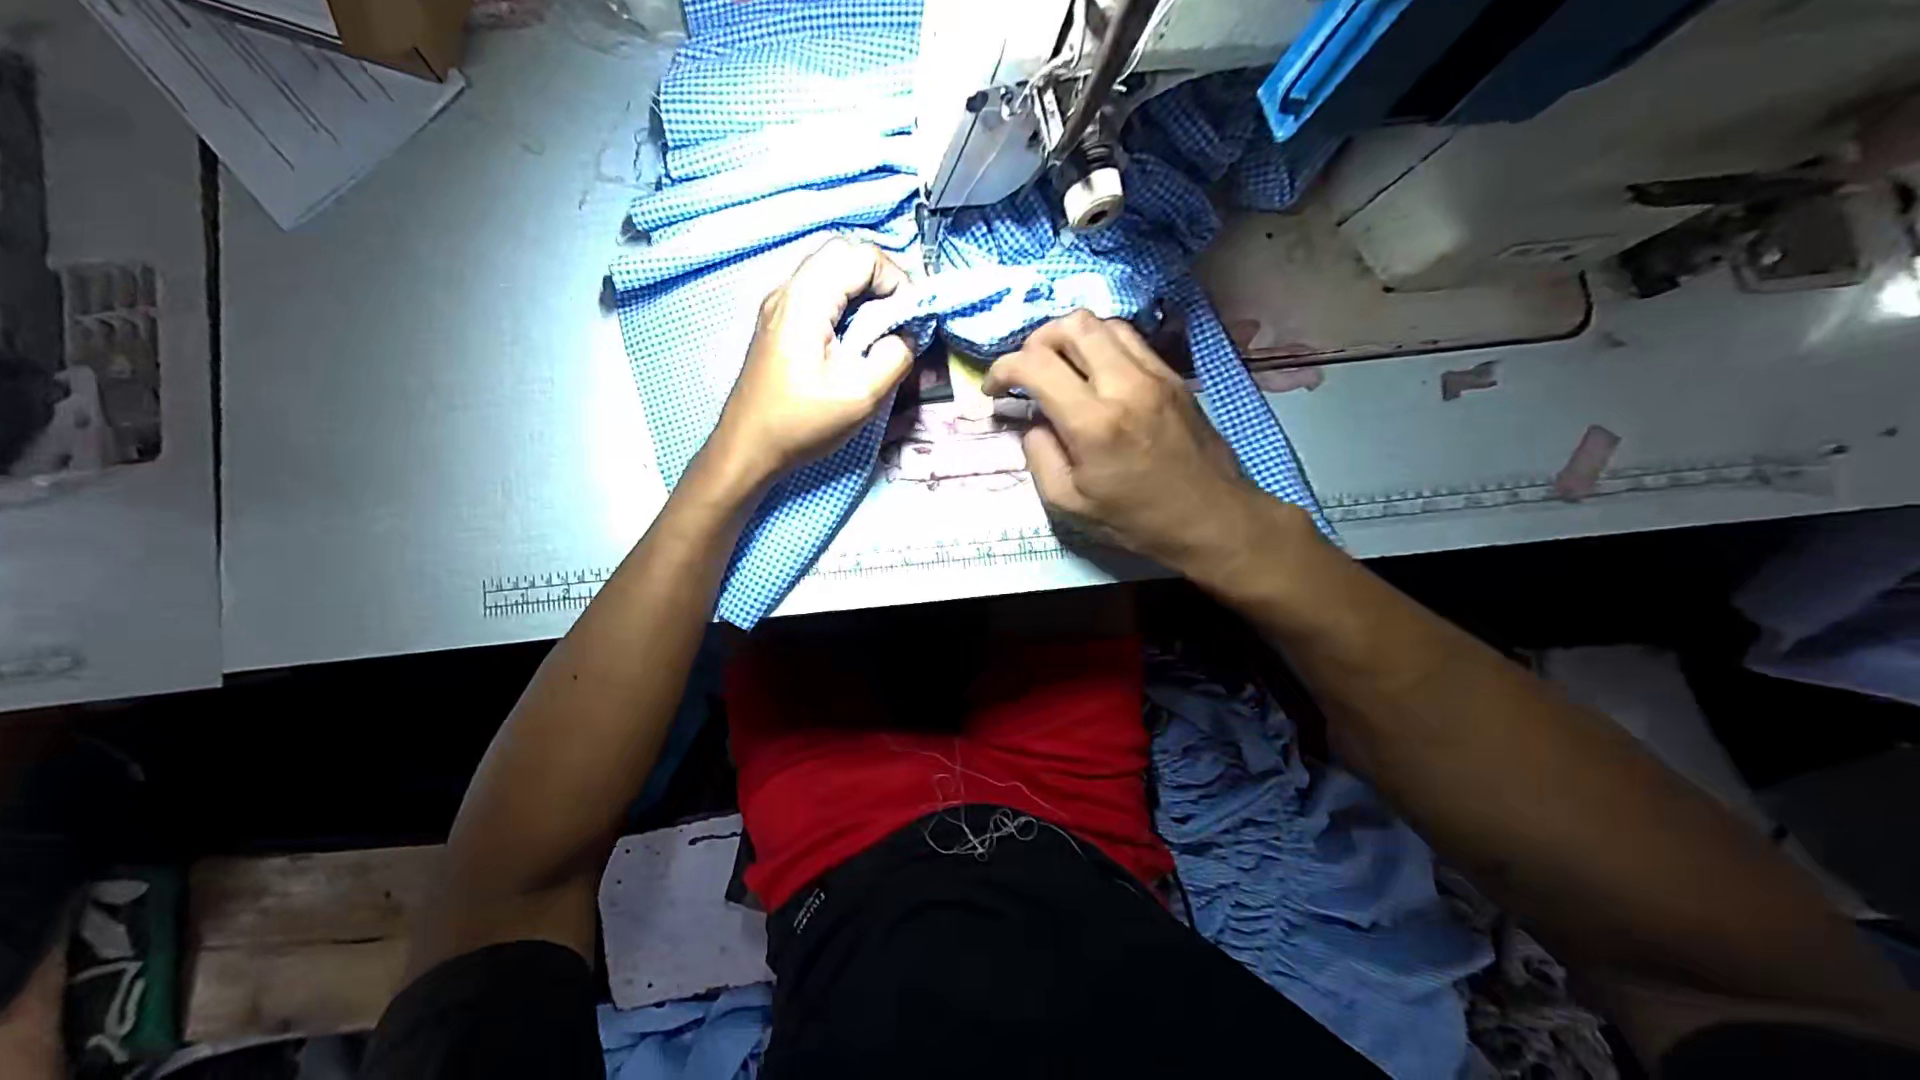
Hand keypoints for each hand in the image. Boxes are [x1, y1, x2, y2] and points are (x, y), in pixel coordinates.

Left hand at [705, 238, 915, 485]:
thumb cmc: (801, 424)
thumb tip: (908, 333)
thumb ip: (895, 356)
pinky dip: (847, 303)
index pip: (861, 255)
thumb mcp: (861, 396)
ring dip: (864, 290)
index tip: (908, 318)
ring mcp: (780, 304)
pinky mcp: (780, 321)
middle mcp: (788, 290)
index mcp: (805, 301)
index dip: (896, 279)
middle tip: (899, 317)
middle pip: (844, 252)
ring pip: (832, 269)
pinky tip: (856, 339)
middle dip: (881, 278)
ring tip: (881, 329)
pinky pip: (820, 291)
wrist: (748, 447)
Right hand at [983, 311, 1305, 572]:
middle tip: (1027, 372)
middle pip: (1071, 325)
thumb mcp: (1070, 504)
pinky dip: (1101, 344)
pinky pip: (1130, 339)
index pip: (1034, 364)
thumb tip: (1032, 421)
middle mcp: (1124, 384)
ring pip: (1102, 323)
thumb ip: (1039, 455)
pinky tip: (1094, 373)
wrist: (1212, 519)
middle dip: (1036, 342)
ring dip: (1070, 338)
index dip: (1002, 370)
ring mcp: (1154, 374)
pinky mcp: (1173, 375)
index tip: (994, 390)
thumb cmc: (1137, 521)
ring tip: (1060, 367)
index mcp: (1093, 422)